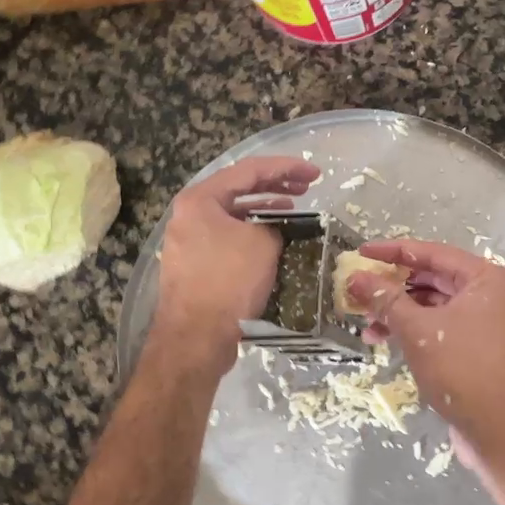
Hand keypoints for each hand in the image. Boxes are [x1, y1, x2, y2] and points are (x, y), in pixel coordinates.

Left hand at [155, 156, 319, 367]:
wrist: (196, 337)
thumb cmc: (228, 282)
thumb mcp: (263, 244)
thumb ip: (274, 225)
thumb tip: (276, 230)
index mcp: (200, 199)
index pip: (249, 170)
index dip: (287, 168)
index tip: (316, 174)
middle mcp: (189, 215)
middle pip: (238, 188)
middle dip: (275, 185)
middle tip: (307, 186)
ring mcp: (188, 240)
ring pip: (233, 214)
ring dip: (264, 208)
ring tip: (292, 207)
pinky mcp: (195, 264)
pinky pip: (228, 236)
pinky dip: (252, 232)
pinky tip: (272, 239)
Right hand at [346, 239, 504, 463]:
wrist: (497, 430)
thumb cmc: (461, 370)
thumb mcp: (418, 330)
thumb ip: (386, 299)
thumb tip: (356, 278)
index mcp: (486, 278)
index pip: (432, 253)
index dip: (393, 251)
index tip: (361, 251)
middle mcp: (490, 293)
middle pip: (433, 277)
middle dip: (393, 285)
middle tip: (358, 288)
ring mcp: (485, 320)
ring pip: (433, 303)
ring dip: (398, 310)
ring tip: (364, 321)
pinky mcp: (476, 345)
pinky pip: (439, 324)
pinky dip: (413, 328)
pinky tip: (383, 338)